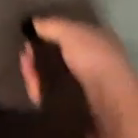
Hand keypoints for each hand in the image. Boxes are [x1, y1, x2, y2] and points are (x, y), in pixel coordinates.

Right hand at [21, 17, 137, 124]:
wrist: (113, 110)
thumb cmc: (95, 61)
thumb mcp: (69, 32)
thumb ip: (50, 25)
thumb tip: (32, 24)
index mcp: (98, 41)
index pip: (68, 33)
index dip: (47, 33)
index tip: (28, 35)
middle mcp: (94, 64)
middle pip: (58, 57)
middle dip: (39, 56)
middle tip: (24, 57)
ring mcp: (88, 90)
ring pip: (54, 79)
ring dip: (37, 76)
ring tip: (28, 76)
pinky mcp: (79, 113)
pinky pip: (54, 100)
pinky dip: (42, 95)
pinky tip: (34, 92)